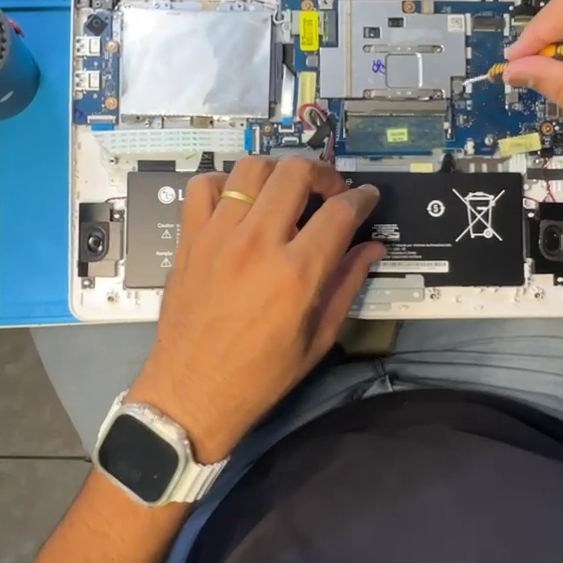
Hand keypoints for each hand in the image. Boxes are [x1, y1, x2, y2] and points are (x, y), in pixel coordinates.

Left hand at [128, 157, 384, 460]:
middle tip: (329, 192)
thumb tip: (372, 248)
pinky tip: (238, 202)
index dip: (362, 198)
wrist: (193, 393)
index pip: (340, 211)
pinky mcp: (190, 239)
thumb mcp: (318, 337)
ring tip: (286, 192)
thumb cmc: (261, 375)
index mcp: (296, 273)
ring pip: (251, 169)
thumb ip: (347, 284)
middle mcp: (257, 243)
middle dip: (323, 174)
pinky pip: (203, 186)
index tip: (367, 197)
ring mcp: (218, 236)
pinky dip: (225, 183)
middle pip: (296, 173)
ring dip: (277, 173)